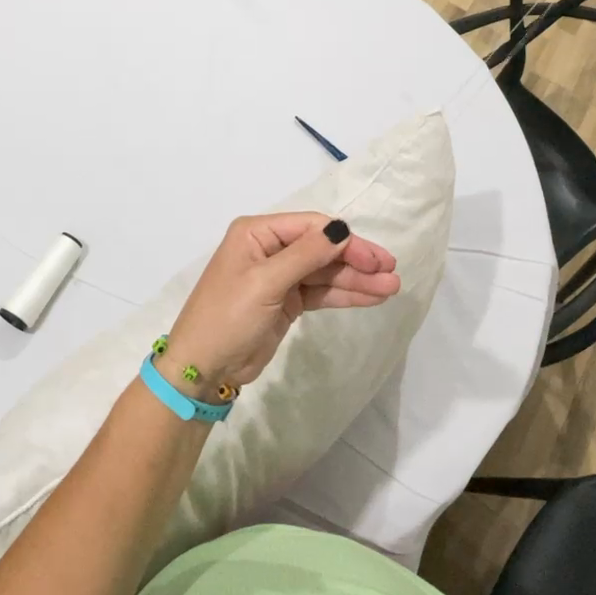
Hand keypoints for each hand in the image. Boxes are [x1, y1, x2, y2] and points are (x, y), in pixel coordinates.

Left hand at [162, 213, 398, 394]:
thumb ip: (306, 256)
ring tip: (392, 288)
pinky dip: (344, 295)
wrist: (203, 368)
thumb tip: (341, 229)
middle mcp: (268, 249)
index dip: (345, 240)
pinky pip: (320, 292)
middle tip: (392, 273)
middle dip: (356, 260)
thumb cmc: (227, 316)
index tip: (376, 258)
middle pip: (322, 248)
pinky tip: (372, 298)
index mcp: (256, 233)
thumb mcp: (265, 283)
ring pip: (325, 272)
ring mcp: (278, 276)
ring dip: (357, 280)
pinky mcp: (286, 302)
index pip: (311, 227)